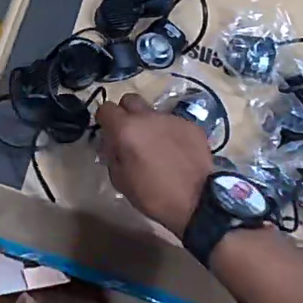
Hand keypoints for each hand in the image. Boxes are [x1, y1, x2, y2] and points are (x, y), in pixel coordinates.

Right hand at [95, 94, 213, 237]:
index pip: (105, 108)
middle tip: (130, 135)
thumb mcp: (120, 180)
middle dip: (125, 114)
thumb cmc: (153, 195)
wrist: (198, 201)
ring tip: (156, 148)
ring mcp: (172, 118)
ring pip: (153, 112)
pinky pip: (173, 123)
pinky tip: (176, 152)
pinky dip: (170, 133)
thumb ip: (112, 155)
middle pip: (129, 100)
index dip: (104, 120)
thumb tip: (114, 144)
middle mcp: (148, 117)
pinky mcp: (191, 125)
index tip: (108, 134)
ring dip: (149, 125)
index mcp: (126, 129)